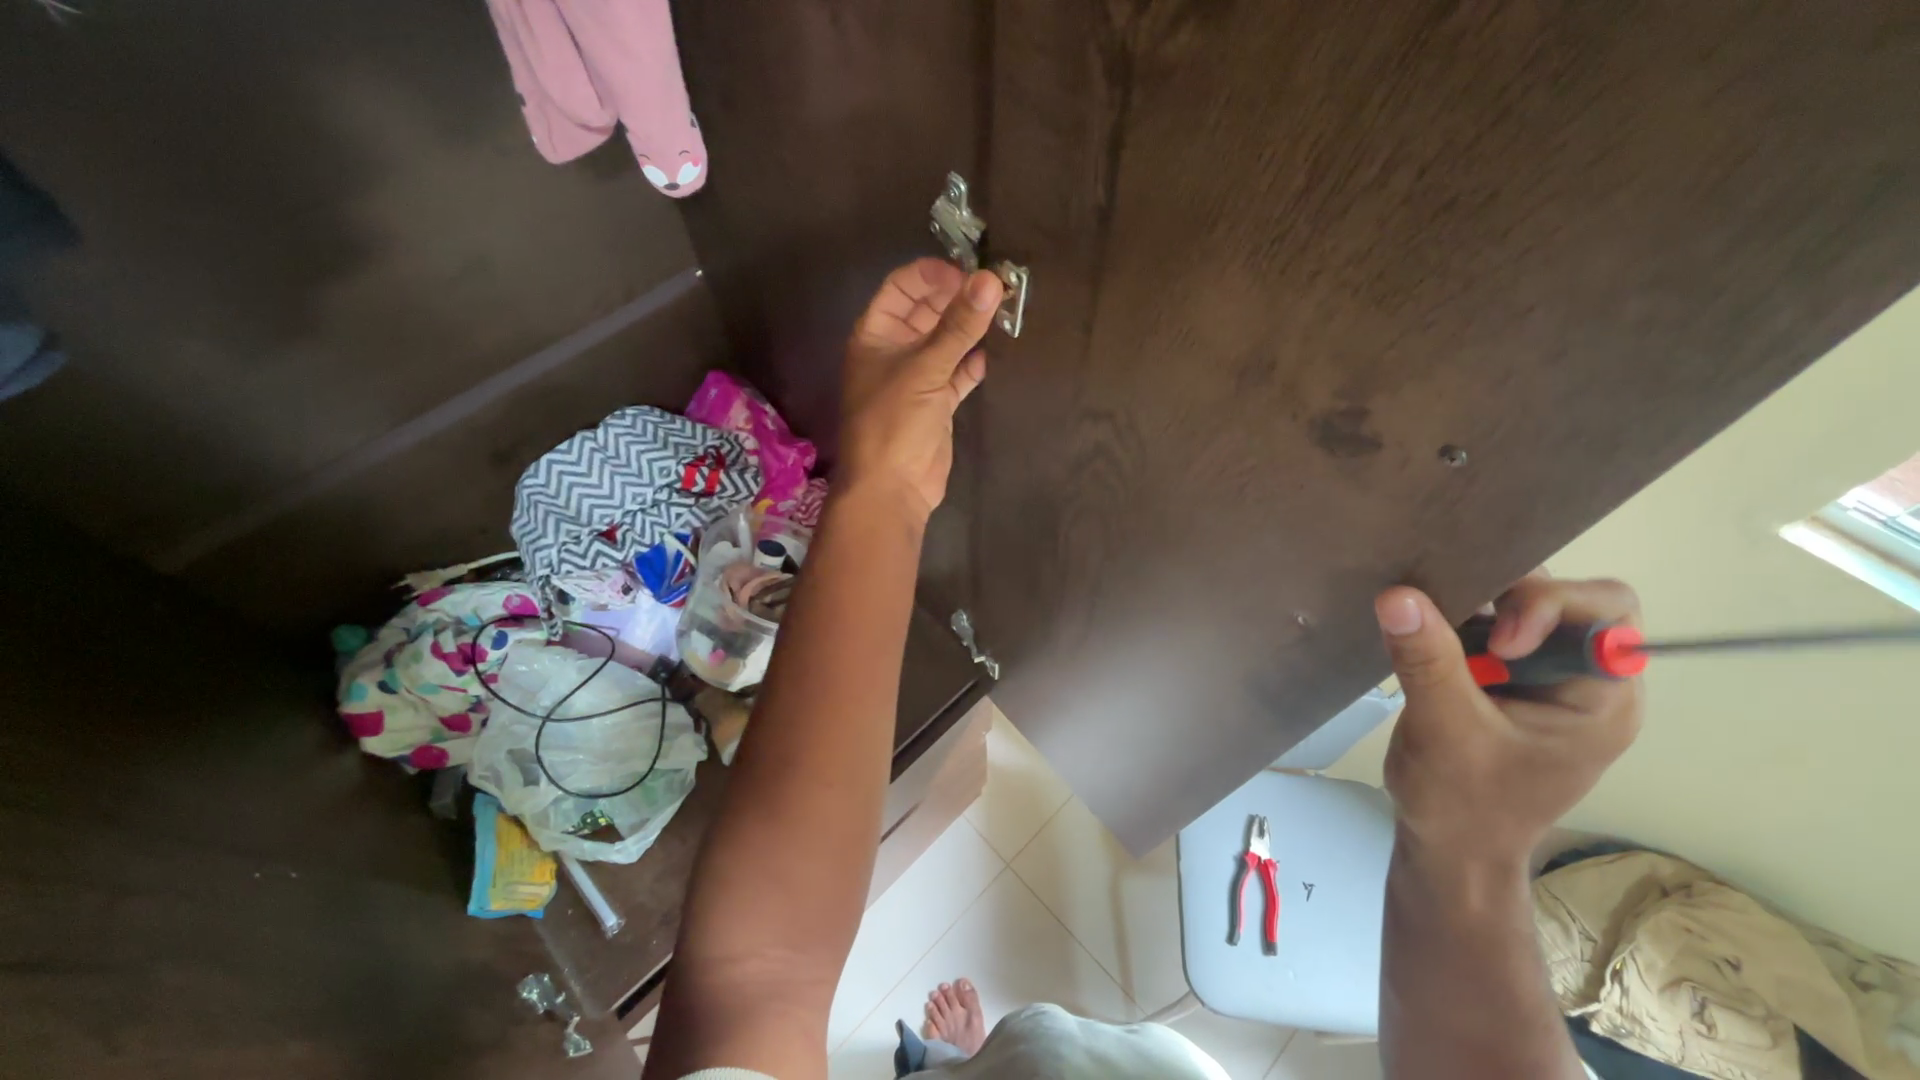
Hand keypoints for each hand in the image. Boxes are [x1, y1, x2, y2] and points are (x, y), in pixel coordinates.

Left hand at [838, 258, 1003, 523]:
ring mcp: (915, 378)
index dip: (933, 275)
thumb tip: (990, 280)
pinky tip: (990, 356)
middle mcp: (893, 350)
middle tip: (996, 288)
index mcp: (876, 334)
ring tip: (1002, 313)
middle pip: (926, 311)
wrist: (891, 487)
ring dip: (969, 330)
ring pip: (945, 342)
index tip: (969, 272)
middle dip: (957, 298)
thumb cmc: (895, 422)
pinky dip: (972, 365)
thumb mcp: (926, 368)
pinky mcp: (936, 403)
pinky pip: (956, 374)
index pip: (902, 287)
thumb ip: (959, 326)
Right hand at [1374, 573, 1643, 864]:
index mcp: (1600, 697)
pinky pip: (1492, 631)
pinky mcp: (1508, 683)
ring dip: (1477, 610)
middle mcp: (1584, 681)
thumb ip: (1427, 659)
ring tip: (1430, 629)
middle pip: (1567, 601)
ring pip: (1523, 609)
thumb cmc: (1461, 803)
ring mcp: (1545, 682)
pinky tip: (1424, 639)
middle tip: (1454, 617)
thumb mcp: (1443, 729)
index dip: (1548, 605)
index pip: (1603, 611)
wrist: (1449, 852)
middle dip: (1508, 600)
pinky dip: (1459, 625)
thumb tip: (1397, 593)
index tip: (1496, 640)